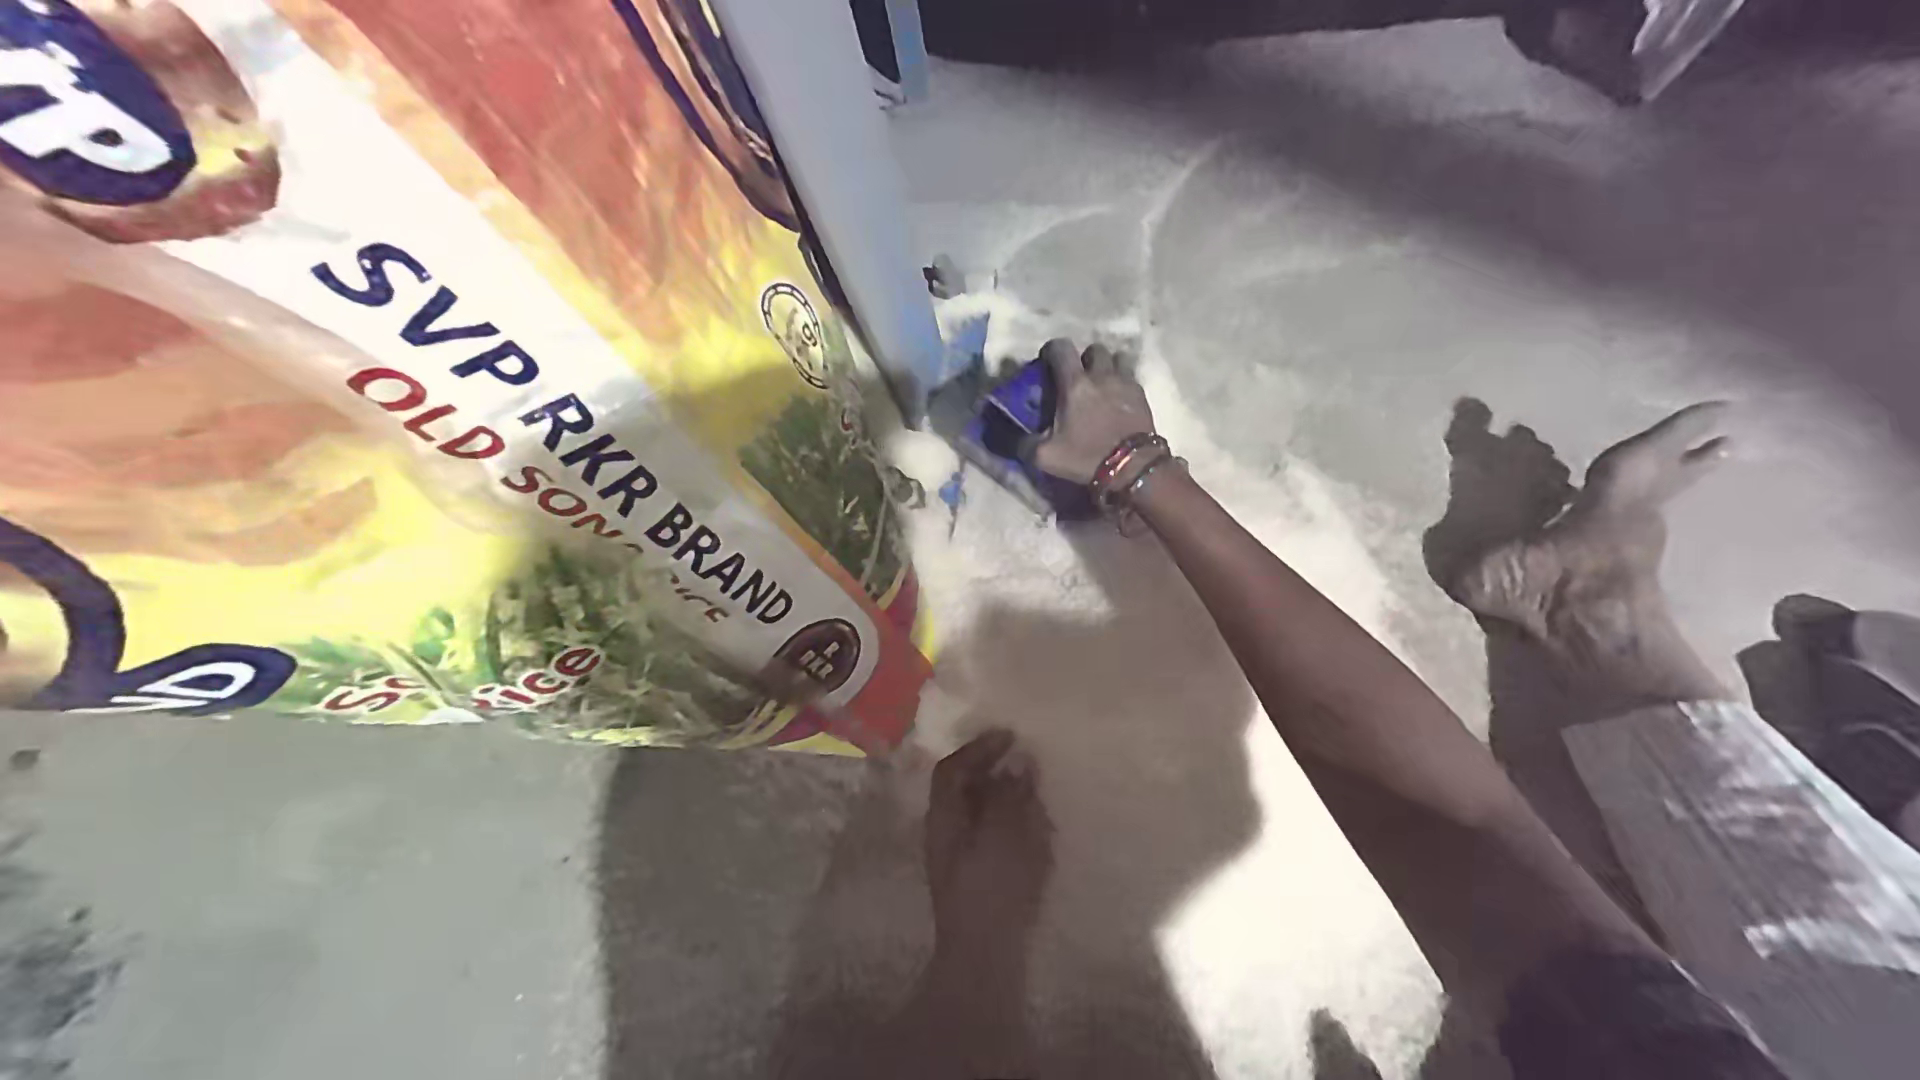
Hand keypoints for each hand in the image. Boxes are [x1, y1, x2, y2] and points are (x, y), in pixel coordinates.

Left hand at [926, 730, 1053, 953]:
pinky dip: (1012, 824)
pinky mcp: (978, 878)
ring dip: (1005, 797)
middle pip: (964, 789)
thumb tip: (1019, 760)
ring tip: (1034, 793)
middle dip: (993, 771)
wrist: (984, 959)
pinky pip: (992, 836)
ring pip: (979, 812)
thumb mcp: (1003, 833)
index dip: (979, 747)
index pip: (953, 769)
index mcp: (944, 816)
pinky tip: (1035, 829)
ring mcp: (960, 857)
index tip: (1009, 735)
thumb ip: (1010, 794)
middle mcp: (946, 832)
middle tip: (1024, 761)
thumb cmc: (991, 888)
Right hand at [1028, 338, 1155, 484]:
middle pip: (1093, 349)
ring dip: (1107, 367)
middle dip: (1084, 359)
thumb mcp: (1046, 456)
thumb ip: (1025, 443)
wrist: (1133, 467)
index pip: (1061, 348)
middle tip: (1078, 378)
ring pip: (1117, 358)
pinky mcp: (1142, 395)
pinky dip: (1122, 383)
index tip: (1047, 363)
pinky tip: (1117, 400)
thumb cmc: (1087, 457)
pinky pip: (1131, 377)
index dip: (1052, 350)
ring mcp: (1125, 382)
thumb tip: (1016, 438)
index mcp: (1074, 384)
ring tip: (1101, 385)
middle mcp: (1101, 375)